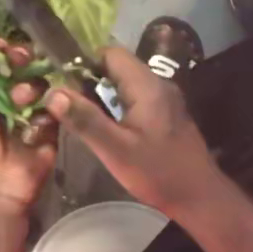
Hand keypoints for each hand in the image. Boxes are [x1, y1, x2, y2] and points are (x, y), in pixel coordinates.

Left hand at [0, 35, 56, 212]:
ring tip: (19, 99)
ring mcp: (29, 113)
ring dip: (28, 86)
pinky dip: (47, 106)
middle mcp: (4, 100)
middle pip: (20, 67)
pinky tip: (37, 113)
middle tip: (19, 59)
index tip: (1, 45)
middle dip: (19, 59)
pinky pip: (54, 107)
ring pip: (38, 83)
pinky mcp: (50, 128)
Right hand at [45, 48, 223, 218]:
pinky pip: (134, 99)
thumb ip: (85, 119)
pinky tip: (103, 127)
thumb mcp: (115, 149)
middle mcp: (158, 85)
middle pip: (117, 68)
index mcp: (147, 86)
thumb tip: (52, 92)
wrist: (200, 197)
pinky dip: (115, 106)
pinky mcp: (165, 116)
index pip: (111, 53)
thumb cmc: (157, 172)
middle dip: (88, 80)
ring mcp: (164, 100)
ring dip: (101, 94)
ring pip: (125, 84)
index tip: (61, 81)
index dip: (83, 62)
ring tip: (77, 114)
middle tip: (65, 102)